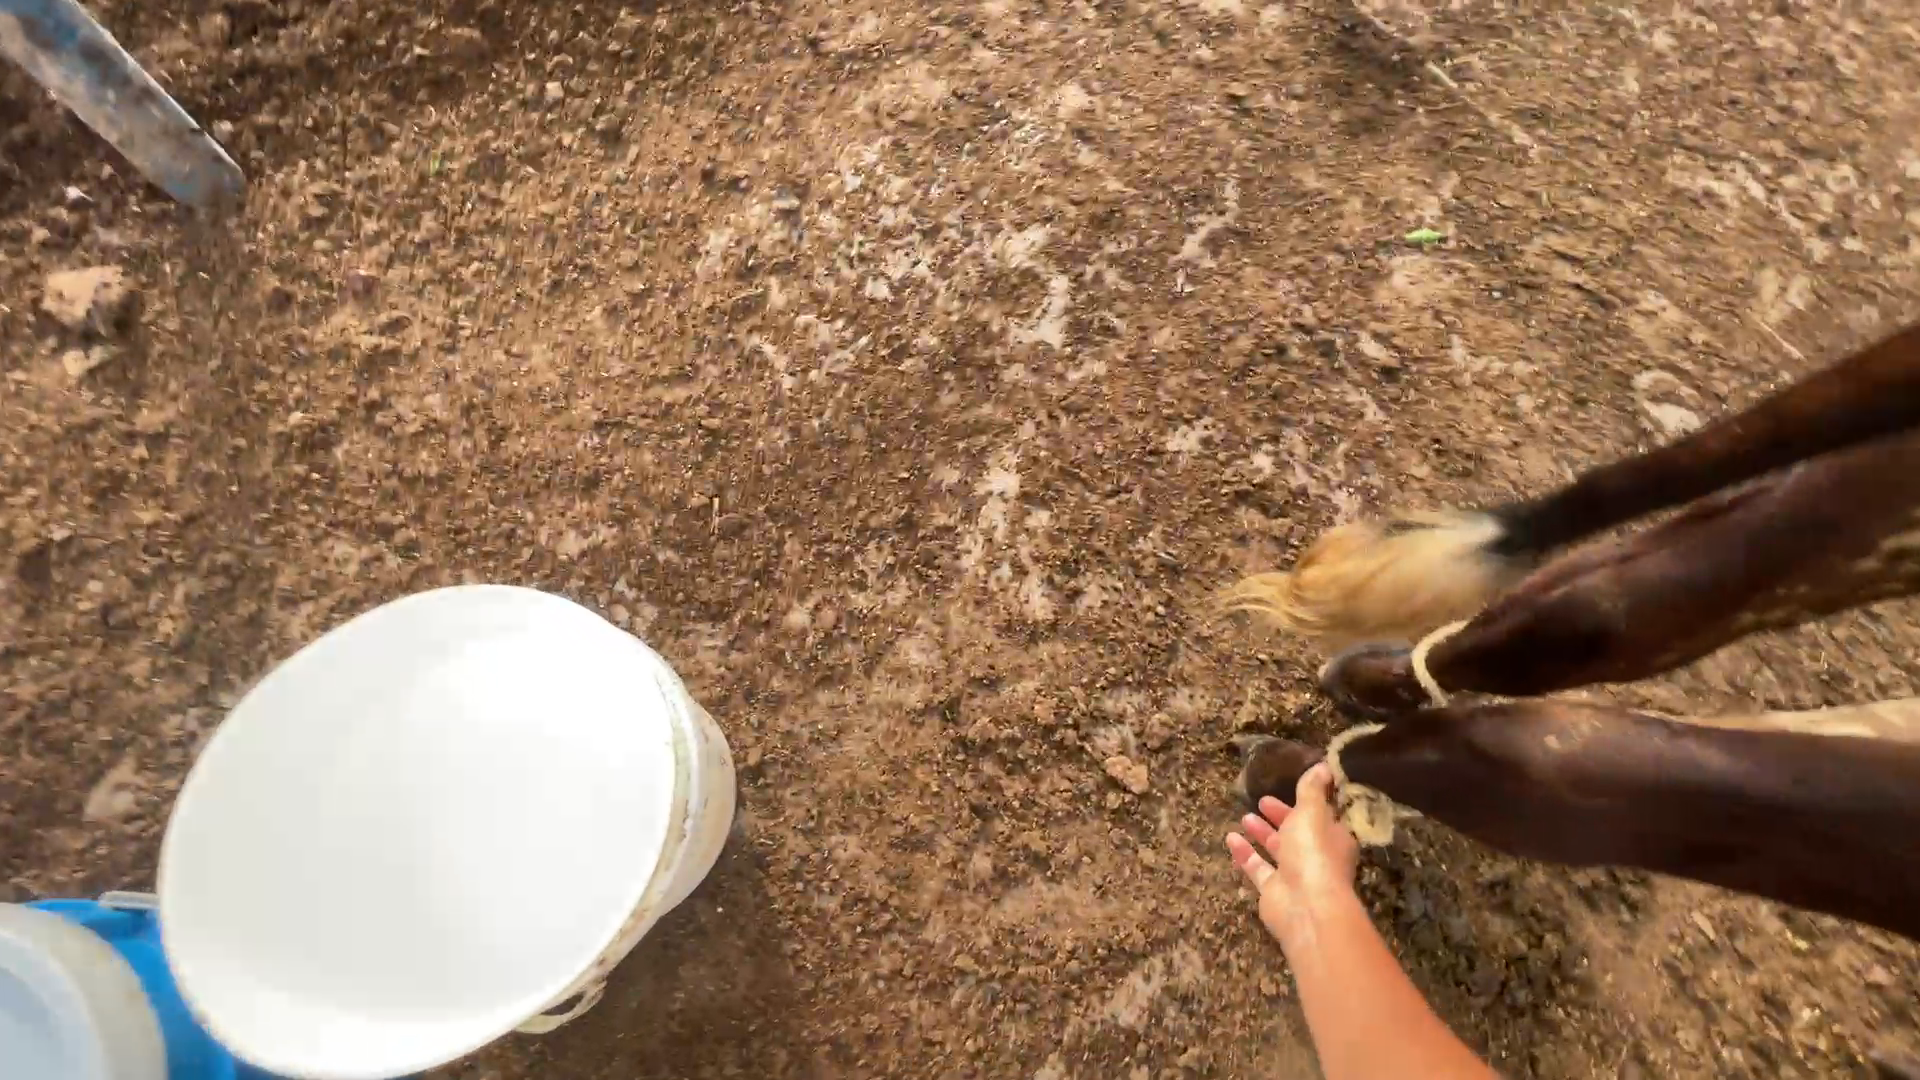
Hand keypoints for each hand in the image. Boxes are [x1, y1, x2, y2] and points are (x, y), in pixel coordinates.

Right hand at [1225, 762, 1360, 949]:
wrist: (1306, 906)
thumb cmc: (1313, 853)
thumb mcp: (1312, 812)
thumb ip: (1312, 790)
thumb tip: (1325, 766)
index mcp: (1333, 838)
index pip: (1322, 817)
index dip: (1306, 802)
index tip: (1289, 787)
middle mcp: (1316, 857)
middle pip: (1297, 833)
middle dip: (1281, 817)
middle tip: (1262, 801)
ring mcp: (1295, 876)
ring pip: (1277, 850)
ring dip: (1262, 833)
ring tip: (1245, 817)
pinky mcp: (1273, 890)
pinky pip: (1258, 867)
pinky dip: (1245, 853)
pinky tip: (1231, 838)